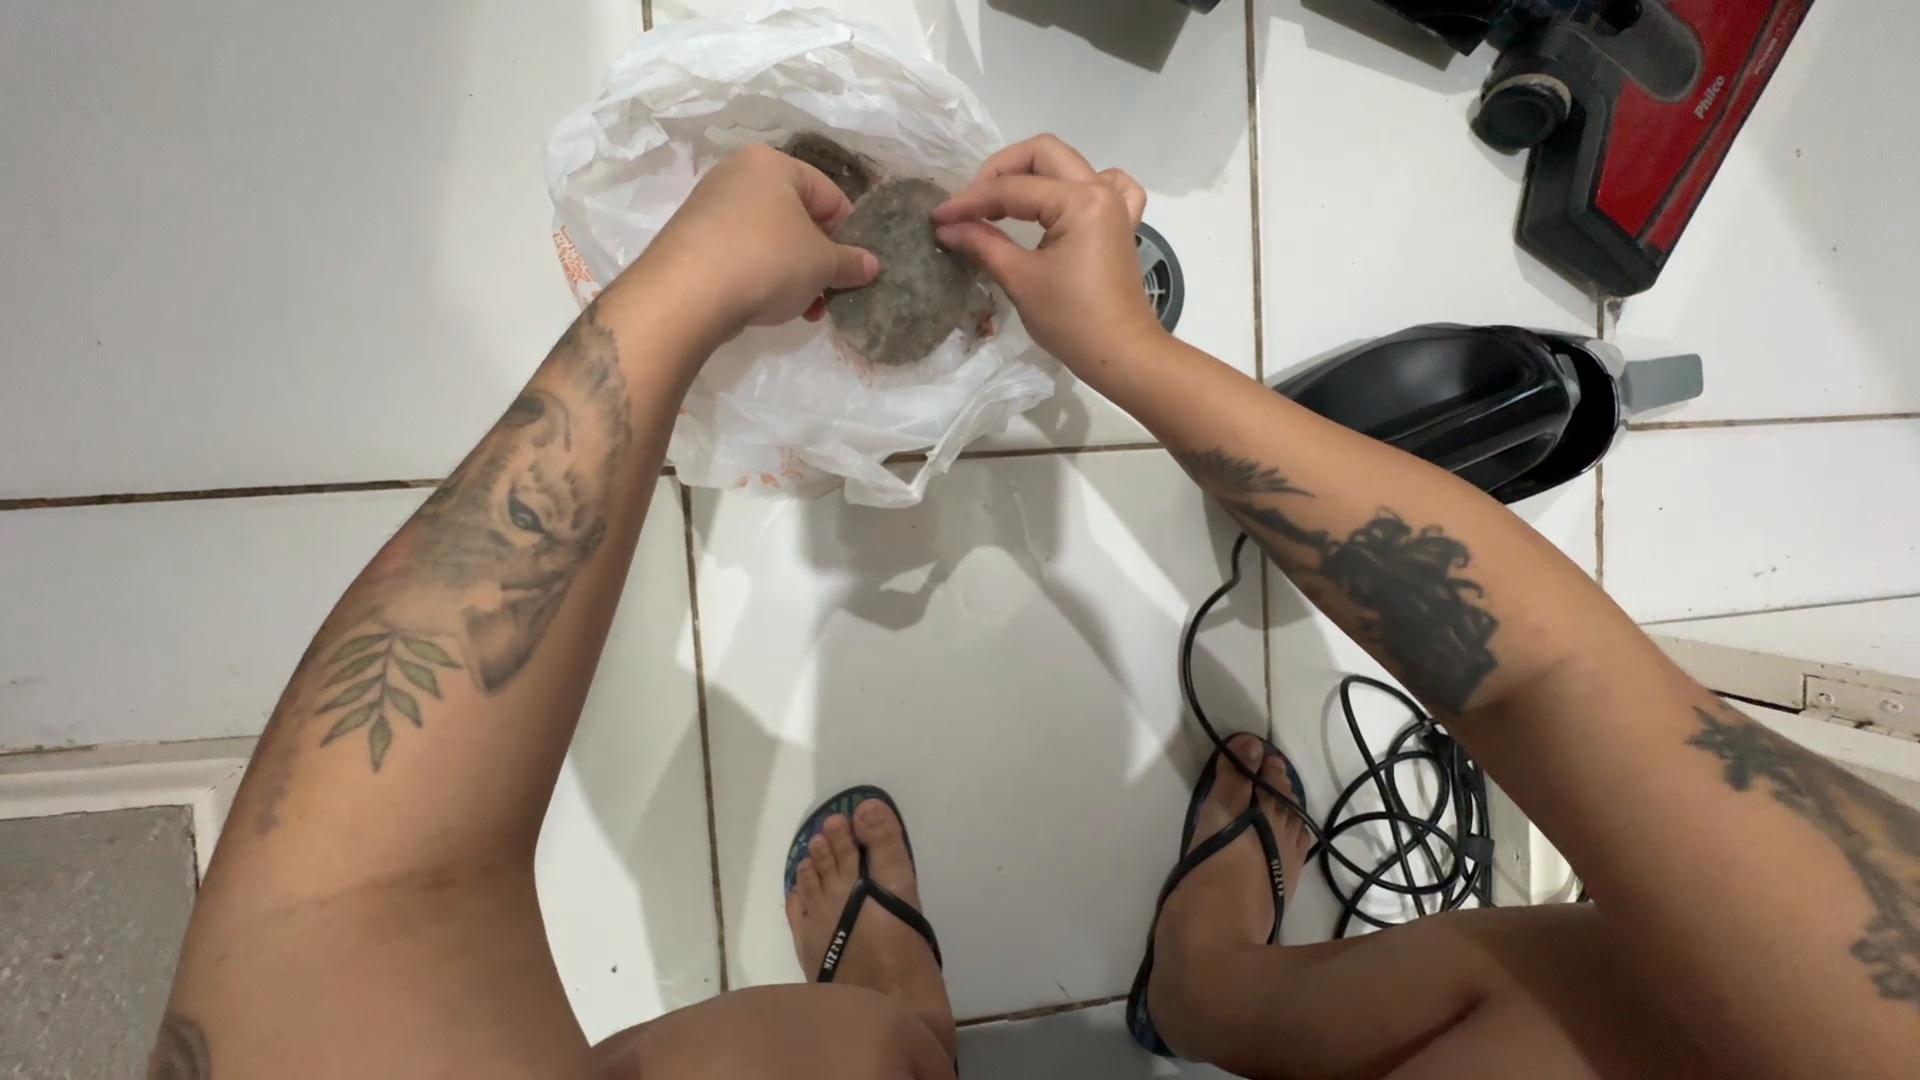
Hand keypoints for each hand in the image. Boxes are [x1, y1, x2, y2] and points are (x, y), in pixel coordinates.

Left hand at [626, 143, 879, 336]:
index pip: (829, 194)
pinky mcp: (696, 240)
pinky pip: (745, 255)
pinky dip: (765, 278)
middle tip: (832, 292)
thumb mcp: (822, 264)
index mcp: (773, 163)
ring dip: (797, 276)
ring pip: (773, 241)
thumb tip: (872, 265)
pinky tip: (773, 308)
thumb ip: (851, 263)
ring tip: (807, 309)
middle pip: (799, 218)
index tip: (857, 267)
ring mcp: (713, 207)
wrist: (689, 292)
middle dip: (821, 260)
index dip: (850, 232)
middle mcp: (739, 175)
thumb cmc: (768, 260)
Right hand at [932, 135, 1161, 370]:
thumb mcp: (1020, 280)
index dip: (970, 201)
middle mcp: (1101, 190)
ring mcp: (1116, 205)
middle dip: (1000, 172)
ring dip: (1036, 174)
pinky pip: (1109, 187)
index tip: (939, 218)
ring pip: (1071, 165)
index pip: (1012, 189)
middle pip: (1043, 155)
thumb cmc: (1071, 321)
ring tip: (1007, 201)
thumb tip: (948, 228)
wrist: (1120, 354)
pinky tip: (1068, 201)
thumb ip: (983, 244)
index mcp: (1079, 201)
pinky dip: (1083, 186)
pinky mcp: (1121, 225)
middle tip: (971, 202)